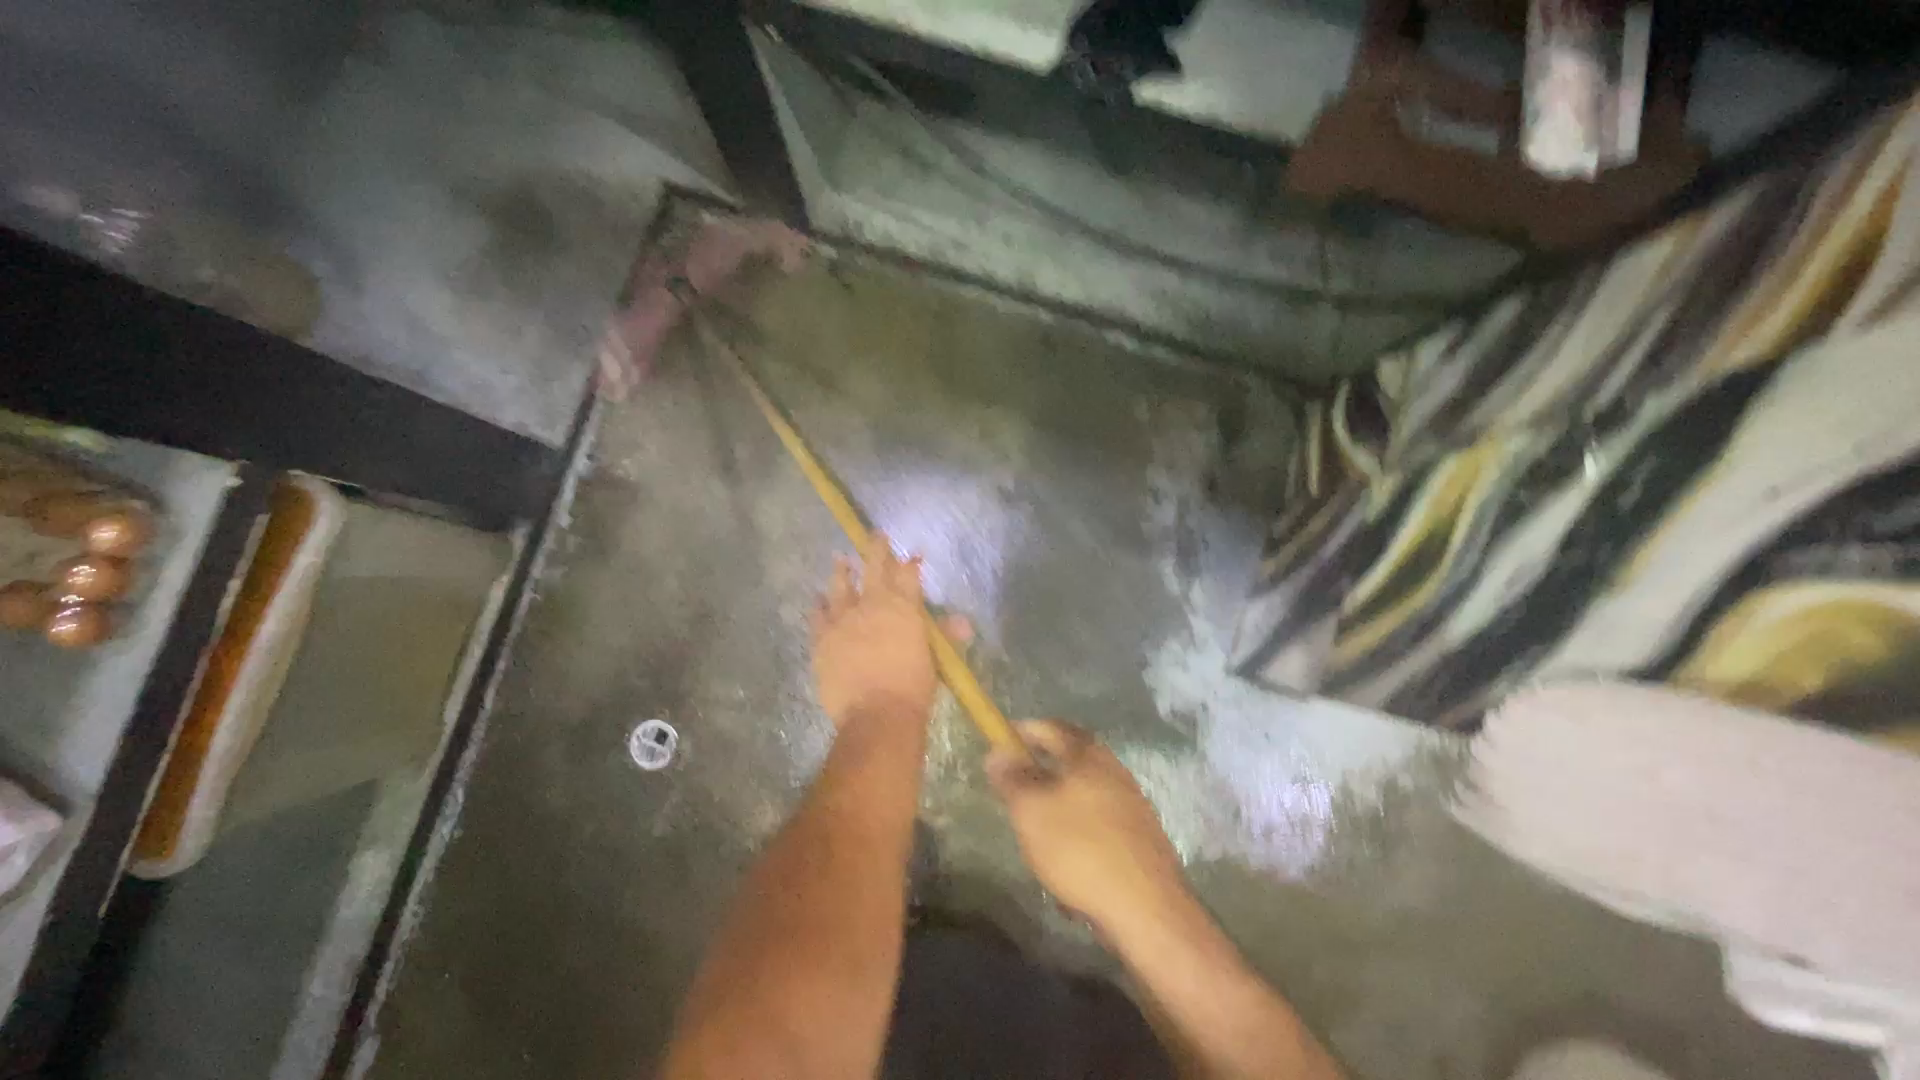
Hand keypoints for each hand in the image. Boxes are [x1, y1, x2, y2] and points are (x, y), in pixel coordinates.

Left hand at [810, 535, 937, 728]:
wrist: (876, 713)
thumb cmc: (913, 688)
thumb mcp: (934, 660)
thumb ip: (944, 636)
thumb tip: (964, 622)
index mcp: (903, 607)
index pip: (908, 576)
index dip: (911, 564)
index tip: (912, 555)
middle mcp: (872, 605)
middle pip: (875, 569)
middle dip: (877, 550)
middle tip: (876, 535)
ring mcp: (843, 619)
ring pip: (841, 585)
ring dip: (842, 571)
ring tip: (840, 559)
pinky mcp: (822, 638)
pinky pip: (818, 615)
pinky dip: (819, 605)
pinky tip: (818, 600)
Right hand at [986, 720, 1186, 932]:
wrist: (1146, 907)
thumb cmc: (1080, 850)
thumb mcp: (1032, 812)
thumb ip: (1012, 778)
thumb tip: (997, 751)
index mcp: (1088, 756)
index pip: (1052, 727)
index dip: (1025, 730)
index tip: (1002, 741)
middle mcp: (1115, 771)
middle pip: (1072, 759)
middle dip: (1042, 770)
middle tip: (1016, 789)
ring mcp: (1133, 804)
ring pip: (1085, 794)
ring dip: (1060, 806)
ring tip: (1038, 832)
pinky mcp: (1140, 837)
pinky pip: (1099, 825)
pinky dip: (1079, 834)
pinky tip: (1068, 864)